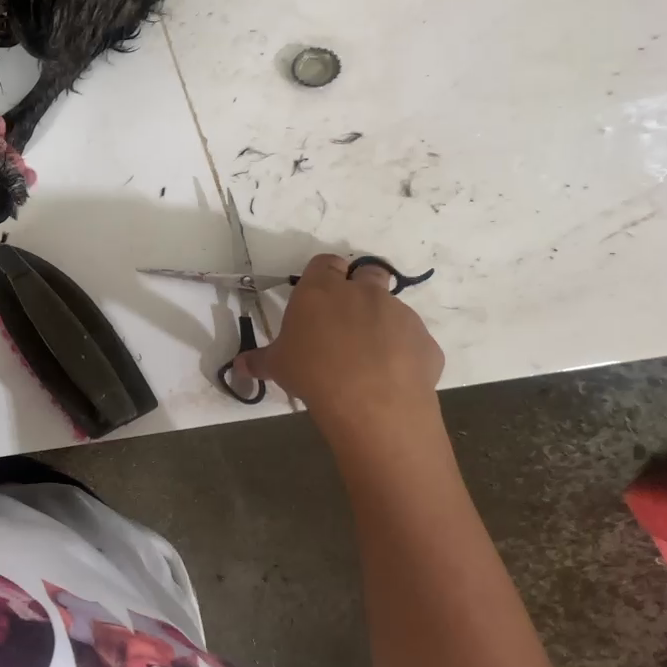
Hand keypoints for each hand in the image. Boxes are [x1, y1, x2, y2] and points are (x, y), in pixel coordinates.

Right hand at [235, 254, 444, 443]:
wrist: (374, 403)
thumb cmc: (313, 372)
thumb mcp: (276, 366)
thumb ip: (259, 360)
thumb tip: (239, 366)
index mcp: (321, 291)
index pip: (325, 262)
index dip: (322, 274)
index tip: (316, 293)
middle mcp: (364, 294)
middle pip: (369, 273)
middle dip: (360, 286)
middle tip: (344, 315)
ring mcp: (401, 315)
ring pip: (391, 308)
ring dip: (379, 322)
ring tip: (364, 354)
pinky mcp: (426, 341)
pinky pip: (411, 339)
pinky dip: (400, 350)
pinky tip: (386, 374)